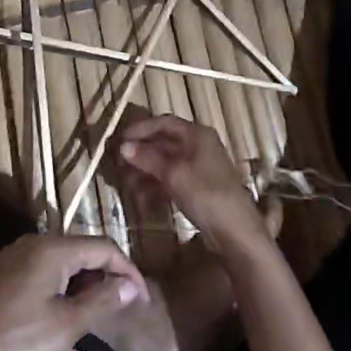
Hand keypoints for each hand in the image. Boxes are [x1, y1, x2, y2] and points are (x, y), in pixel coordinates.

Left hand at [0, 235, 146, 350]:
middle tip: (122, 313)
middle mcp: (32, 249)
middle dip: (105, 284)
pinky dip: (59, 312)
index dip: (128, 272)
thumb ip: (103, 301)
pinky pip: (41, 293)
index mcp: (52, 249)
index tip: (143, 301)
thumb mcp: (66, 327)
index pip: (104, 248)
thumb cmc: (12, 347)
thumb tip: (131, 286)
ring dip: (83, 300)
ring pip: (62, 277)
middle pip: (82, 257)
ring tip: (98, 329)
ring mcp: (12, 270)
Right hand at [116, 115, 268, 253]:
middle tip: (118, 166)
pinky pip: (172, 179)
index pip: (165, 122)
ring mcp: (199, 166)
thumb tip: (124, 146)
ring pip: (166, 163)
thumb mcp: (173, 174)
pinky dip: (156, 185)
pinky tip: (142, 197)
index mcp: (197, 134)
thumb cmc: (204, 193)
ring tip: (127, 185)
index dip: (141, 129)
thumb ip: (148, 158)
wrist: (233, 227)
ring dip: (145, 172)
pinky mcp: (197, 186)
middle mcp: (199, 145)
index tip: (119, 140)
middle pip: (164, 142)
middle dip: (140, 154)